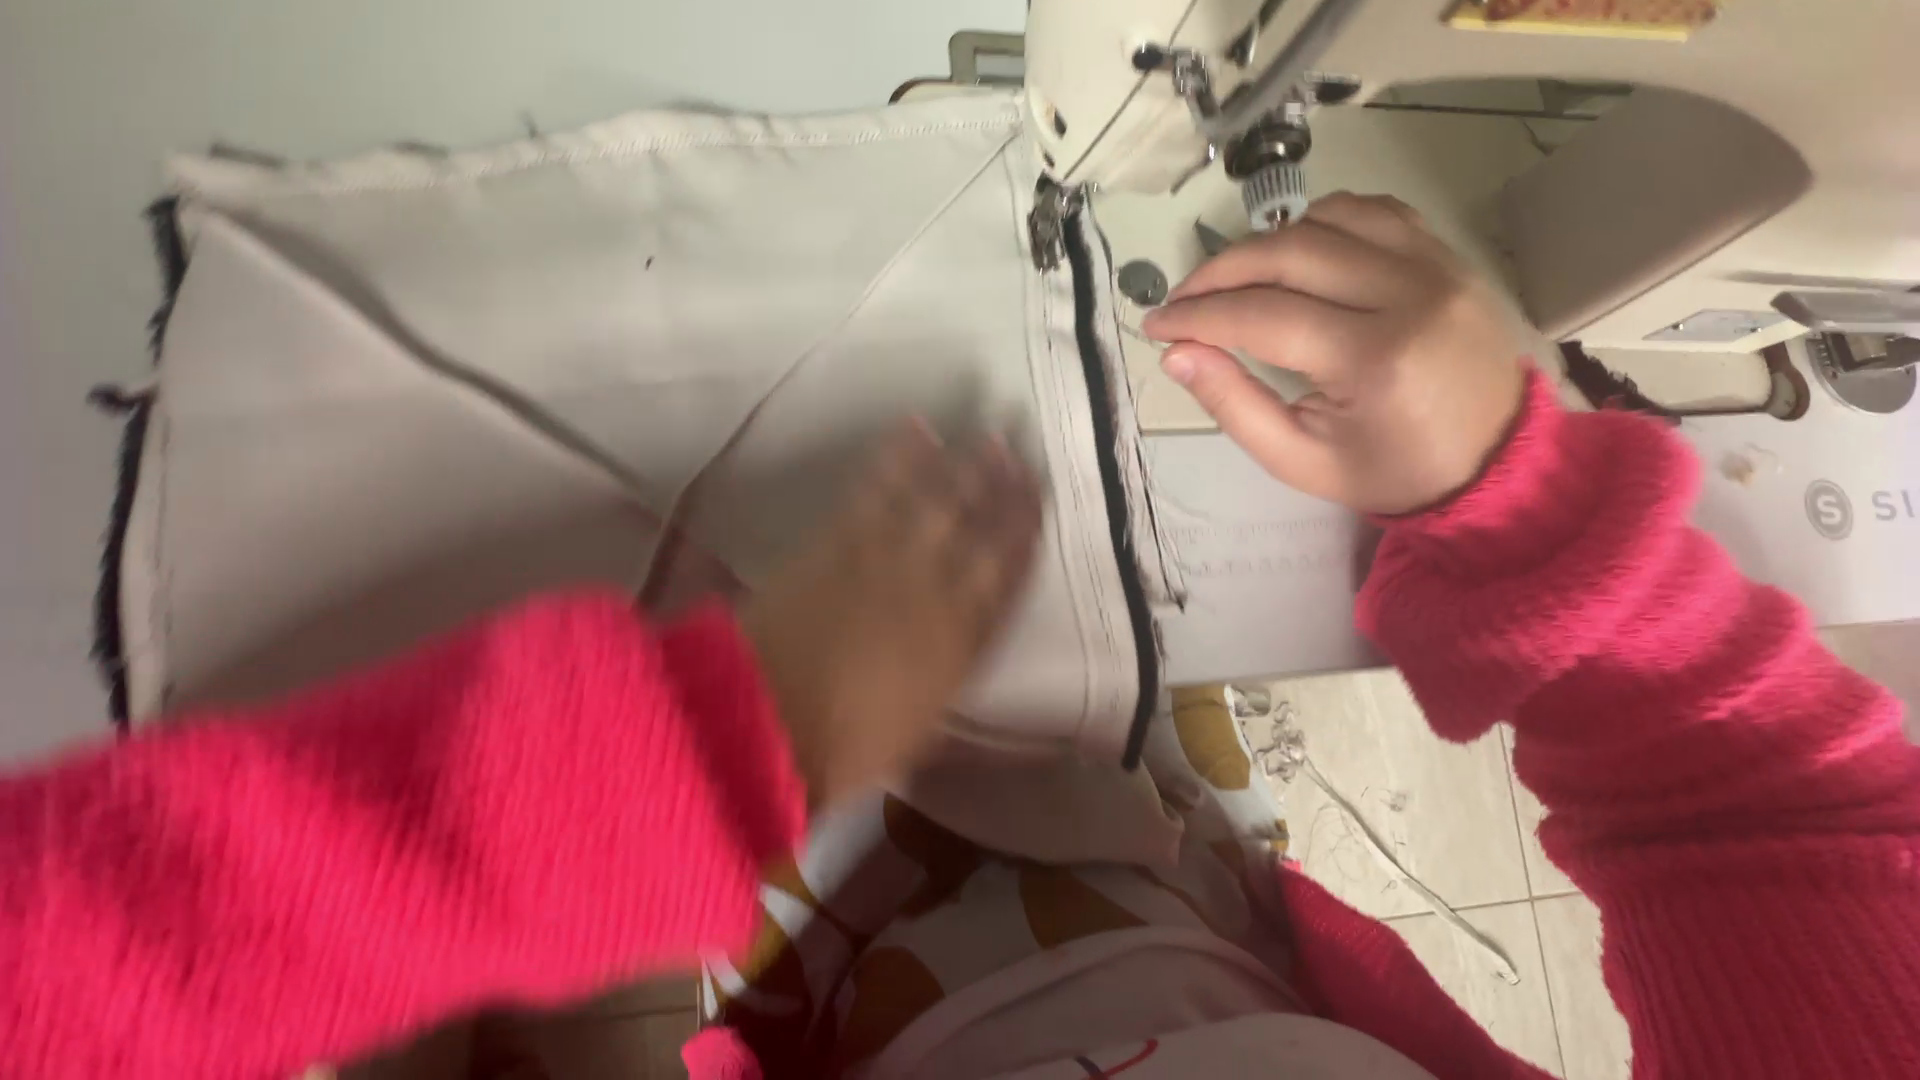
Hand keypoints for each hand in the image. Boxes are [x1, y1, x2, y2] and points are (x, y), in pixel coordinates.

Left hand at [740, 423, 1043, 807]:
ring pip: (936, 503)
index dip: (1026, 540)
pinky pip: (877, 489)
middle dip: (1004, 491)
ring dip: (964, 467)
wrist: (763, 722)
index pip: (1005, 581)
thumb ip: (967, 722)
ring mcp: (886, 559)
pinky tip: (917, 428)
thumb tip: (1028, 739)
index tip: (1042, 506)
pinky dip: (899, 457)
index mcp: (959, 645)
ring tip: (987, 435)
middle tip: (1023, 453)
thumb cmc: (844, 747)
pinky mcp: (838, 540)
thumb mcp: (919, 742)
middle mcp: (934, 592)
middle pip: (979, 532)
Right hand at [1142, 193, 1529, 515]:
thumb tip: (1176, 354)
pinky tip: (1295, 254)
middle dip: (1220, 271)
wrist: (1494, 461)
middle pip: (1290, 252)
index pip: (1262, 316)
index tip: (1156, 324)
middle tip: (1182, 298)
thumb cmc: (1388, 471)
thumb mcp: (1298, 459)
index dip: (1197, 315)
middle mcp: (1409, 294)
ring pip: (1329, 218)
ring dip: (1266, 243)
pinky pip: (1373, 211)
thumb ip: (1233, 406)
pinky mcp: (1447, 255)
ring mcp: (1436, 265)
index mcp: (1373, 359)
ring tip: (1233, 281)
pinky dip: (1321, 222)